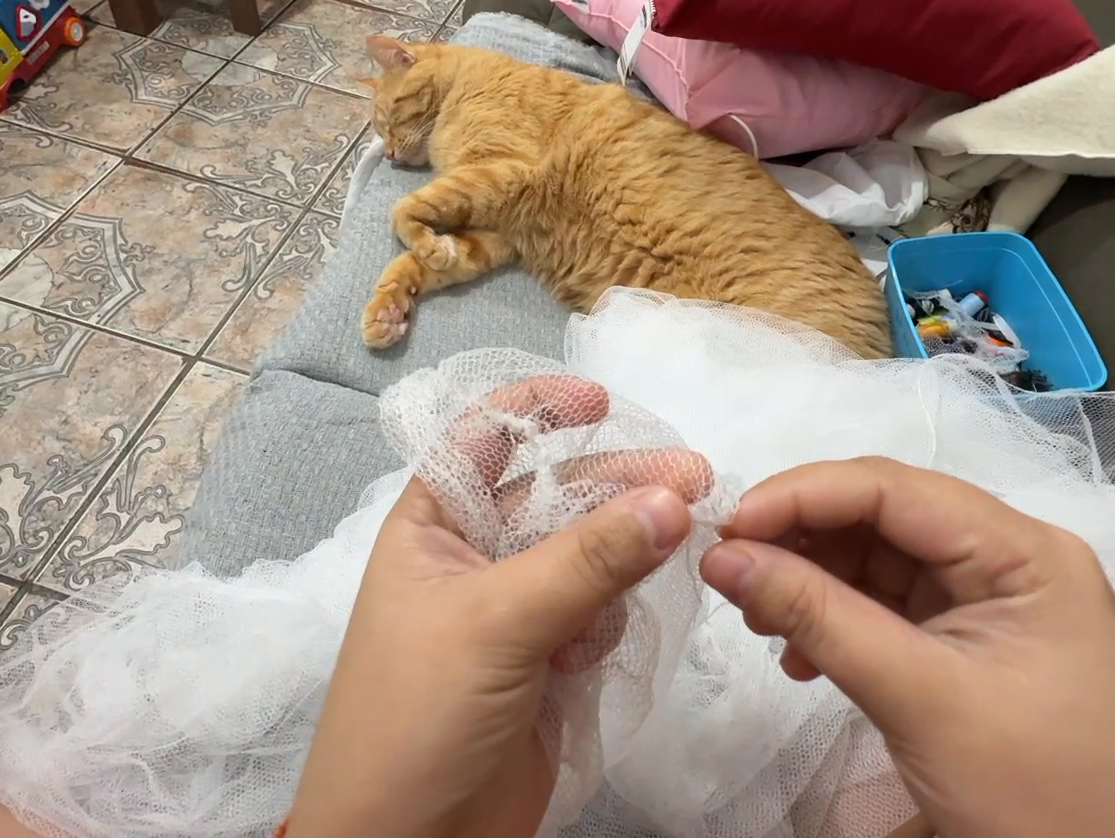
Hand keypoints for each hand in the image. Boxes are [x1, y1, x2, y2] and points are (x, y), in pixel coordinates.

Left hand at [290, 376, 713, 837]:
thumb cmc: (421, 715)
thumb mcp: (498, 623)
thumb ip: (588, 560)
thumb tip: (673, 500)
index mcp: (434, 524)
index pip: (482, 438)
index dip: (535, 408)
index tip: (599, 400)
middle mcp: (474, 553)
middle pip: (555, 494)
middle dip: (617, 482)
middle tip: (693, 478)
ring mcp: (515, 605)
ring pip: (587, 552)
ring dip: (626, 548)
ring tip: (681, 541)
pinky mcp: (549, 655)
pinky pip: (598, 607)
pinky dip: (614, 610)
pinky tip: (611, 633)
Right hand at [700, 458, 1114, 837]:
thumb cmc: (1044, 800)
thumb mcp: (921, 700)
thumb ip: (816, 616)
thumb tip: (717, 557)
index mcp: (1021, 550)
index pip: (892, 487)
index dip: (801, 494)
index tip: (728, 527)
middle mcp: (1003, 558)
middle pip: (879, 515)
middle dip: (799, 538)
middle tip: (730, 571)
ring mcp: (984, 601)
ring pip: (871, 558)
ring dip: (807, 581)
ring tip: (757, 620)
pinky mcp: (963, 642)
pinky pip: (880, 605)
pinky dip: (830, 621)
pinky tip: (797, 657)